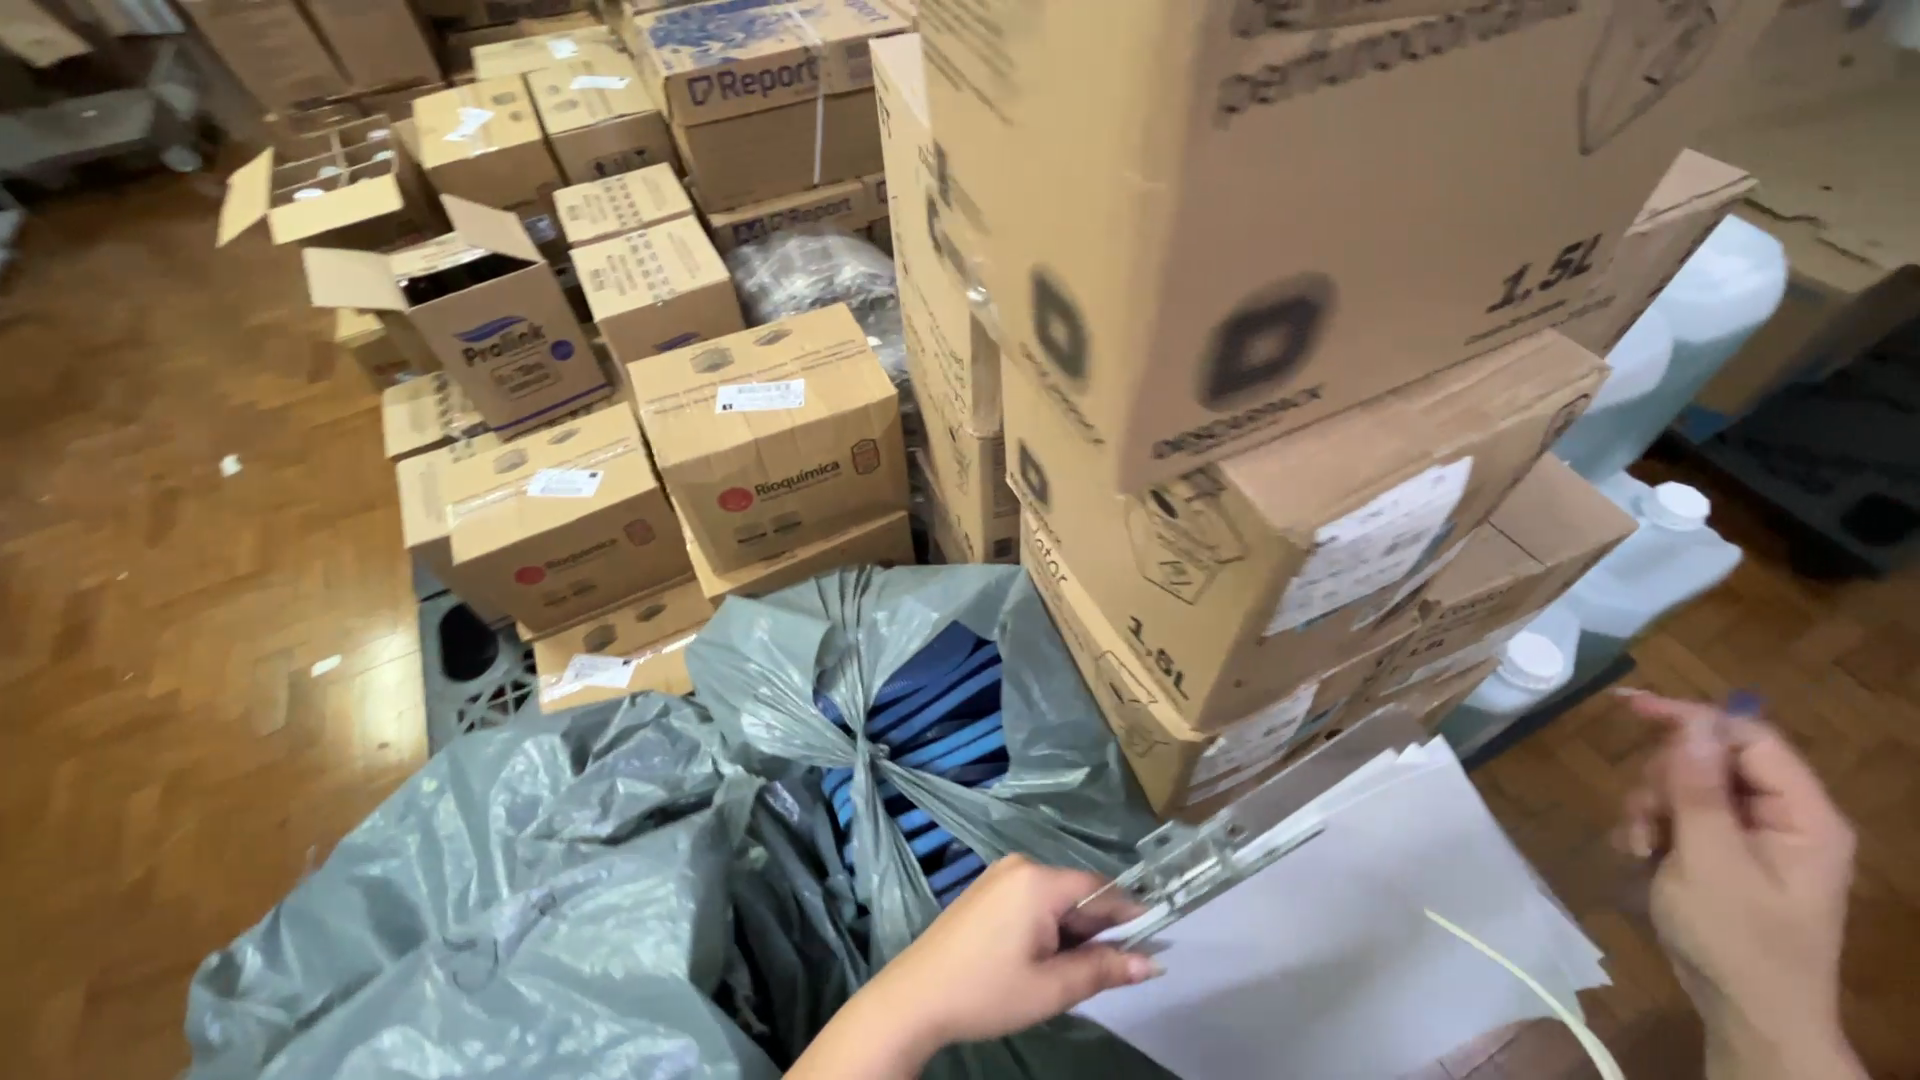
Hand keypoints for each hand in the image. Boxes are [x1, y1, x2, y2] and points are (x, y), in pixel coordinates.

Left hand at [866, 854, 1158, 1047]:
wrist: (915, 997)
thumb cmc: (987, 992)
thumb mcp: (1051, 988)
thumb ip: (1104, 969)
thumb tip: (1150, 963)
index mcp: (1039, 880)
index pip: (1101, 889)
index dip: (1129, 916)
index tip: (1151, 944)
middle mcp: (1020, 866)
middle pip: (1077, 892)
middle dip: (1095, 929)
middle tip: (1102, 972)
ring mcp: (999, 875)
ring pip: (1055, 898)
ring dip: (1070, 930)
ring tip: (1064, 972)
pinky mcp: (985, 890)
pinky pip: (1032, 899)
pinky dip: (1047, 925)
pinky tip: (1040, 959)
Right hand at [1615, 692, 1863, 1078]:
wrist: (1746, 1014)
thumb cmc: (1737, 941)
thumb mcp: (1709, 862)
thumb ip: (1698, 790)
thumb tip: (1691, 724)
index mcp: (1804, 817)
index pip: (1749, 739)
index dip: (1692, 719)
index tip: (1628, 708)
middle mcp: (1783, 818)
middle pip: (1709, 760)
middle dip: (1664, 781)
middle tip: (1646, 818)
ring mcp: (1752, 837)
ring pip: (1684, 786)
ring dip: (1650, 808)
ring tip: (1642, 846)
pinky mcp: (1723, 853)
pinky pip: (1677, 814)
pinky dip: (1651, 828)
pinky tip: (1642, 855)